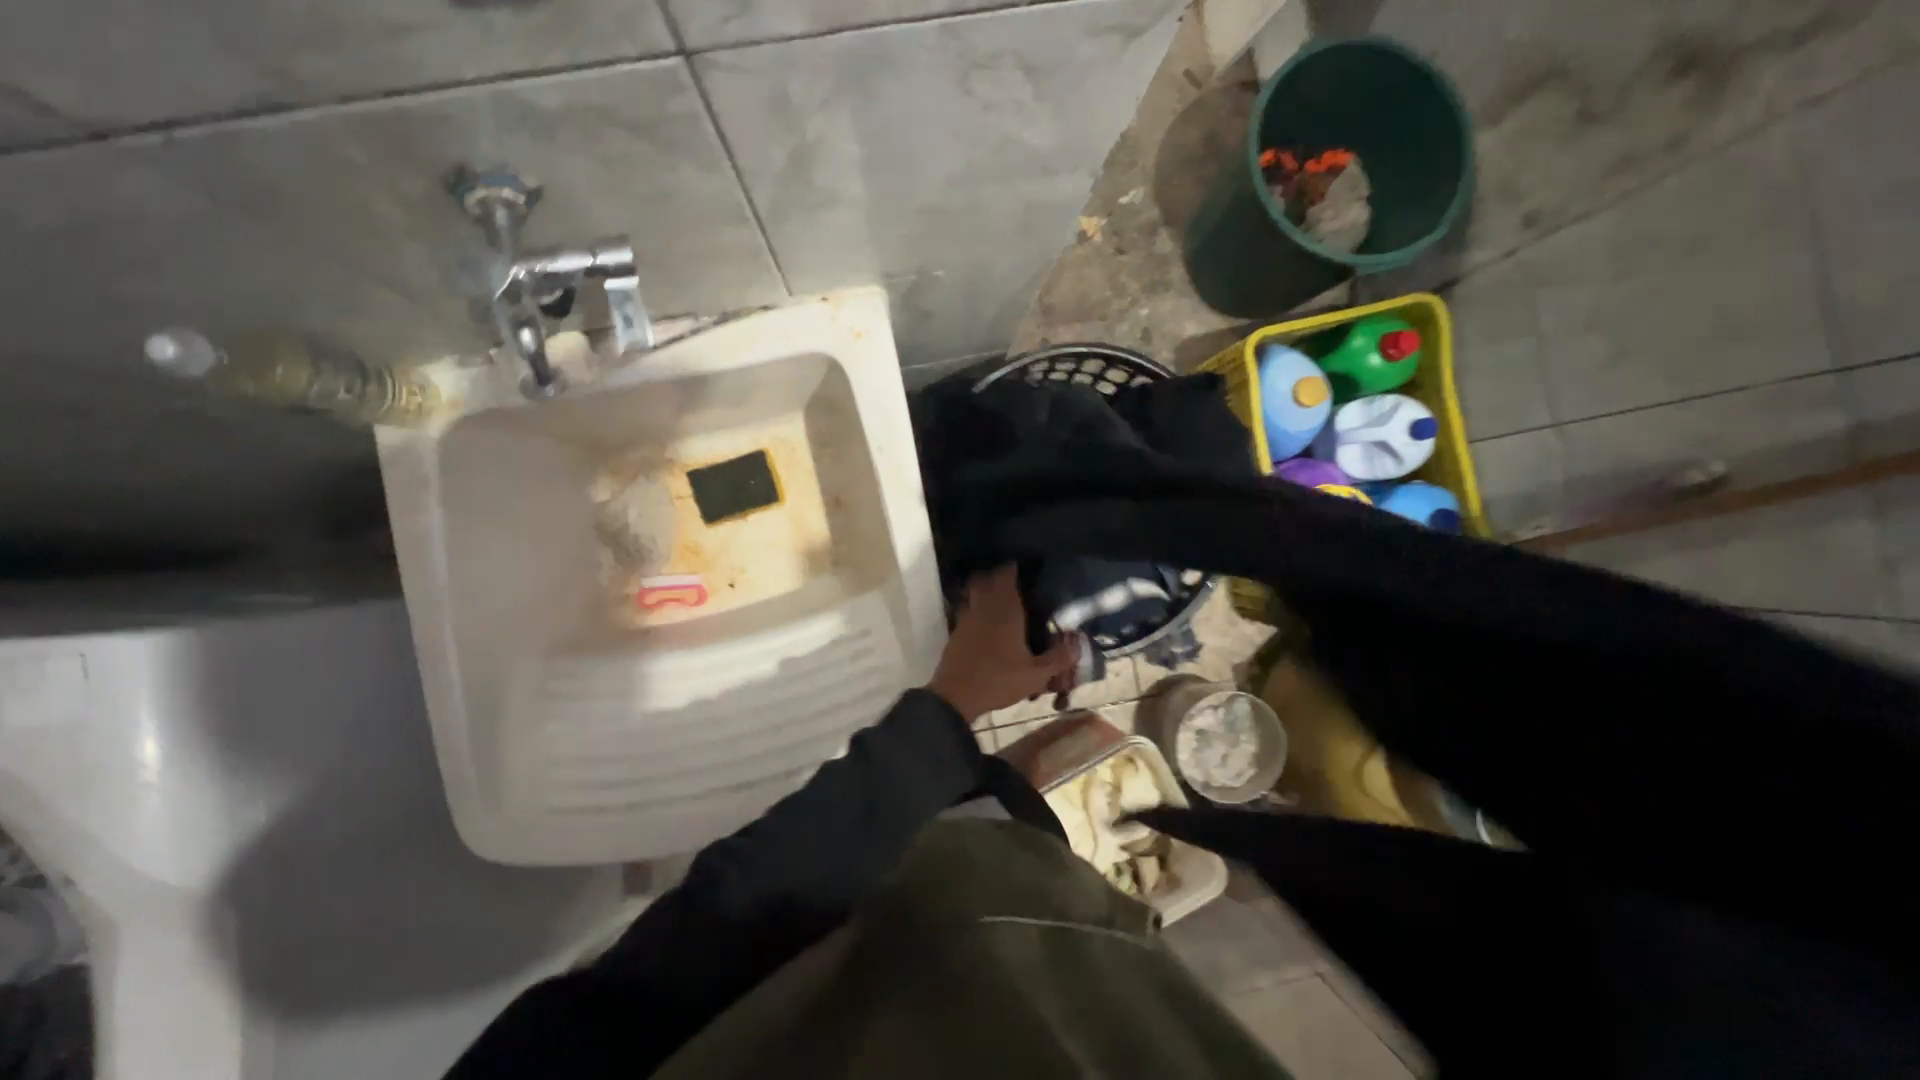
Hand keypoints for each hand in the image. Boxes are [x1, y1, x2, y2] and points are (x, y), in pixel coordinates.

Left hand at [927, 565, 1079, 721]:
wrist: (956, 696)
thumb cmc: (999, 681)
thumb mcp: (1035, 675)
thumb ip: (1058, 658)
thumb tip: (1077, 643)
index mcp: (1006, 612)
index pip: (1006, 576)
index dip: (1014, 568)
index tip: (1024, 566)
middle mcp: (984, 608)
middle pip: (986, 579)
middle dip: (997, 575)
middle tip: (1013, 580)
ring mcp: (966, 619)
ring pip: (973, 592)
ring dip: (983, 589)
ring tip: (998, 597)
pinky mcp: (956, 632)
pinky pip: (966, 609)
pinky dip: (974, 607)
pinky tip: (984, 621)